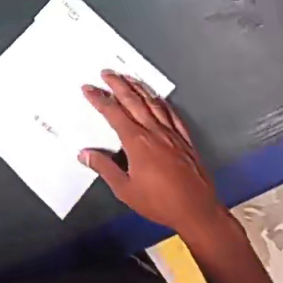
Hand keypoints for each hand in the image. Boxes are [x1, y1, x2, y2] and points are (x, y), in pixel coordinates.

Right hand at [79, 71, 225, 239]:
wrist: (196, 209)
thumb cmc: (161, 202)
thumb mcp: (125, 189)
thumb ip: (104, 168)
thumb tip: (86, 155)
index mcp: (137, 142)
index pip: (113, 113)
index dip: (99, 99)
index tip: (89, 89)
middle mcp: (154, 132)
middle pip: (133, 100)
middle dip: (118, 84)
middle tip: (108, 73)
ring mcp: (171, 134)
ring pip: (152, 103)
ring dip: (139, 88)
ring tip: (129, 78)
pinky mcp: (184, 140)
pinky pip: (171, 114)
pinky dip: (161, 102)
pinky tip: (158, 99)